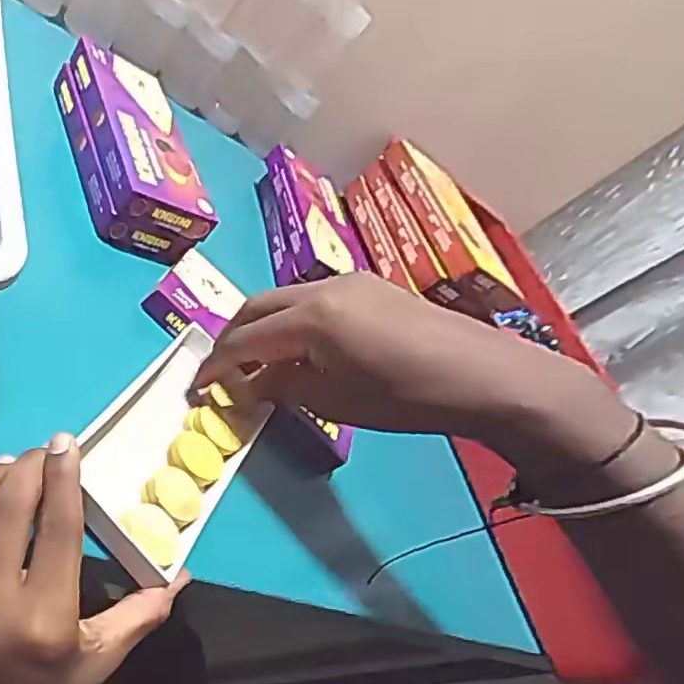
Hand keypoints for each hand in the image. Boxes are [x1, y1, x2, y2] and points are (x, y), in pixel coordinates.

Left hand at [0, 436, 187, 683]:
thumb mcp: (100, 663)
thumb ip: (140, 615)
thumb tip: (181, 574)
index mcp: (44, 620)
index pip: (57, 532)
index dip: (64, 481)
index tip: (66, 445)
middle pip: (7, 515)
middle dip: (28, 471)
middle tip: (41, 452)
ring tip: (5, 465)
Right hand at [190, 274, 626, 466]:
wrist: (486, 376)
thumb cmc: (404, 396)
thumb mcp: (331, 400)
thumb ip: (282, 384)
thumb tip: (253, 381)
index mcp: (310, 316)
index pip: (244, 339)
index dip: (216, 364)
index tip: (197, 386)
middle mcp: (324, 287)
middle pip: (257, 307)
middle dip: (231, 338)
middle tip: (219, 371)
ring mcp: (350, 282)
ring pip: (283, 300)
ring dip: (260, 328)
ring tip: (253, 363)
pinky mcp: (370, 288)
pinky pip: (310, 301)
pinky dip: (288, 323)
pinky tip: (294, 349)